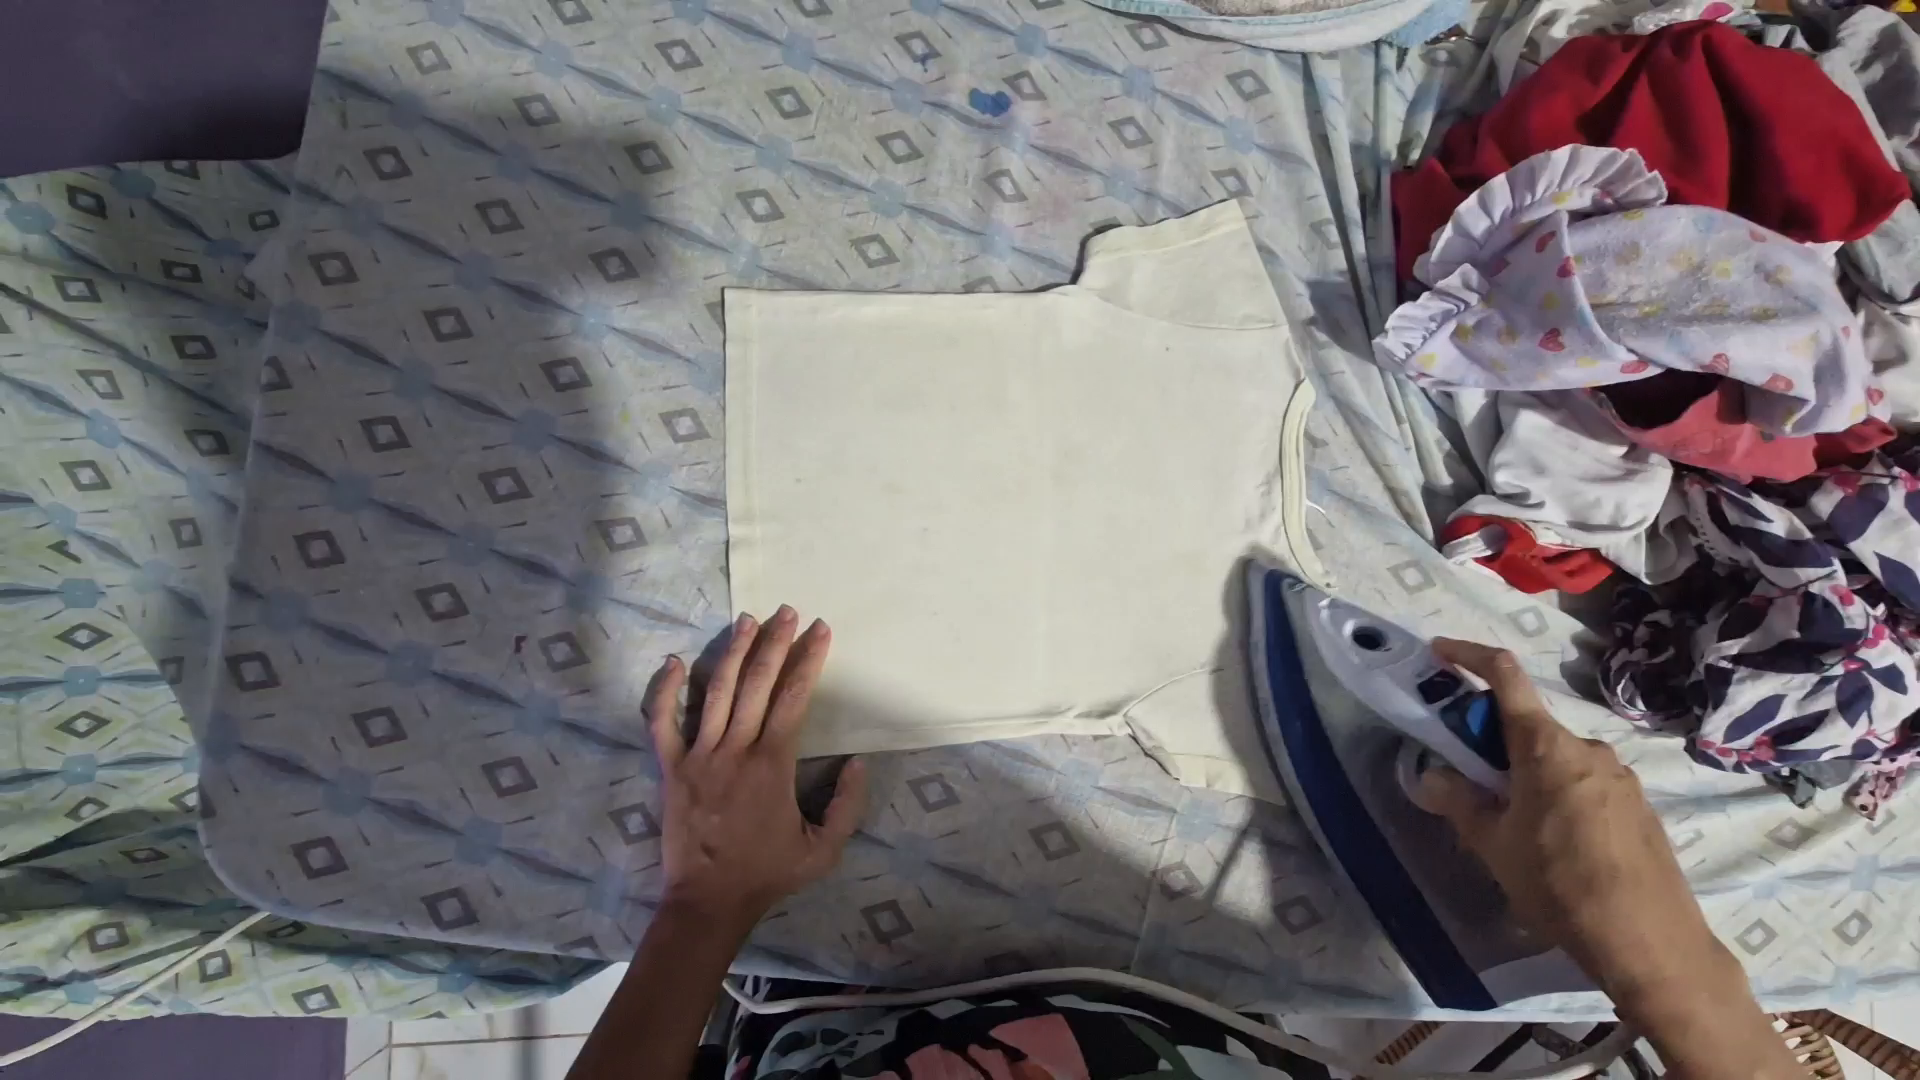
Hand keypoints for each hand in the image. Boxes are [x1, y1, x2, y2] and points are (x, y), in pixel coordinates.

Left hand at [646, 606, 866, 932]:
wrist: (708, 902)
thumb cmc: (768, 873)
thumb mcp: (824, 850)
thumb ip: (848, 806)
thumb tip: (858, 762)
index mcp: (773, 764)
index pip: (794, 698)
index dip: (809, 660)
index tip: (821, 630)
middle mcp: (735, 750)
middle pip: (756, 683)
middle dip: (775, 643)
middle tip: (787, 611)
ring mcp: (698, 756)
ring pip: (714, 691)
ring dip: (733, 652)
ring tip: (747, 619)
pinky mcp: (671, 768)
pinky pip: (661, 722)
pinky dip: (665, 689)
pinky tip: (672, 659)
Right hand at [1416, 639, 1736, 1008]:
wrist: (1653, 947)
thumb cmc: (1559, 884)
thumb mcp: (1491, 843)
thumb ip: (1458, 801)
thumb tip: (1433, 778)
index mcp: (1546, 747)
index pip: (1506, 677)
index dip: (1469, 655)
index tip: (1440, 652)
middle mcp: (1588, 750)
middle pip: (1526, 722)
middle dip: (1489, 735)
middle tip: (1464, 770)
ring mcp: (1620, 779)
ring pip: (1554, 754)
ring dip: (1522, 766)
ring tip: (1506, 814)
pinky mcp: (1639, 808)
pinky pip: (1582, 780)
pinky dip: (1553, 788)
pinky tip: (1549, 835)